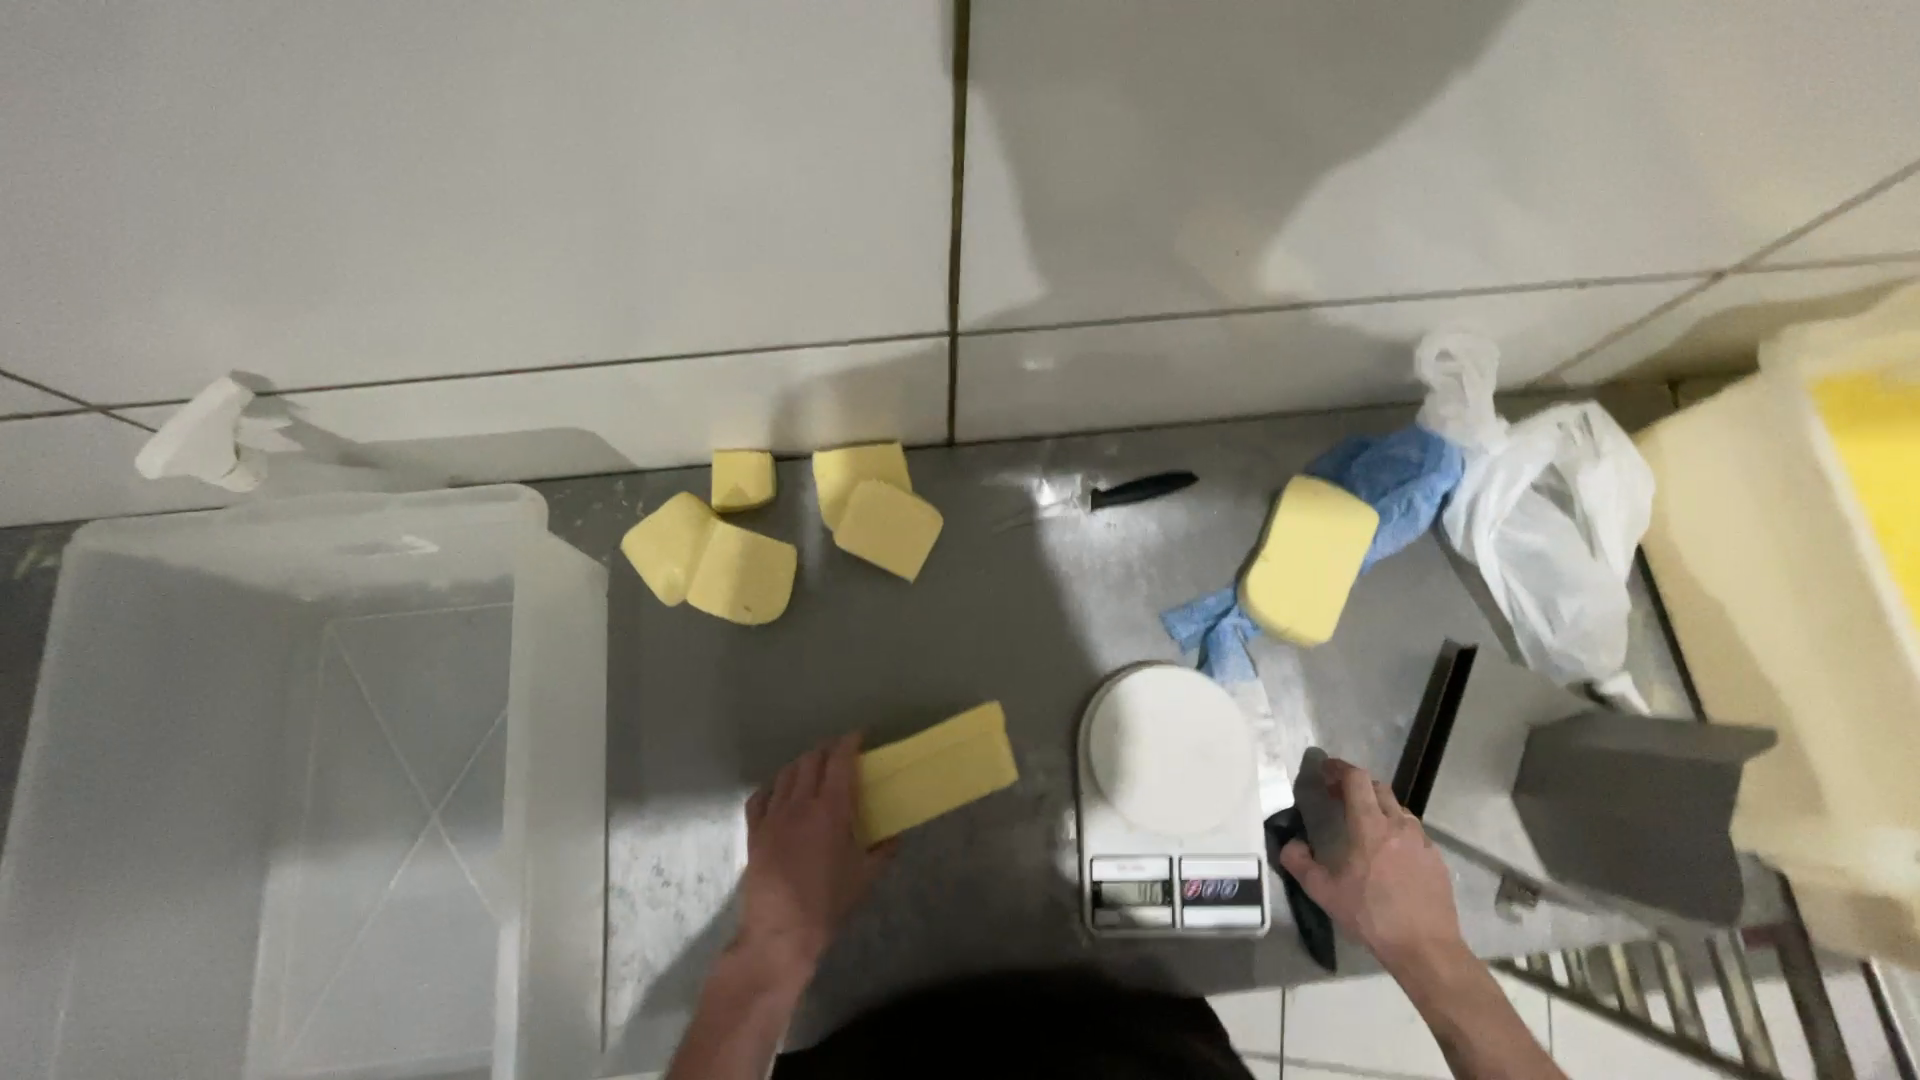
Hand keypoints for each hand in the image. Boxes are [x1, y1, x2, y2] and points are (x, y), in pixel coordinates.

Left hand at [736, 734, 894, 985]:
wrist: (780, 933)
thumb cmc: (828, 904)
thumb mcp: (865, 877)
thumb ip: (883, 851)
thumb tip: (895, 836)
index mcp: (831, 810)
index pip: (840, 761)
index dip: (850, 742)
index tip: (860, 735)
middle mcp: (800, 804)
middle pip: (811, 760)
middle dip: (827, 749)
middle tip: (840, 751)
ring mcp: (773, 817)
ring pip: (786, 773)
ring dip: (802, 763)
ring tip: (813, 767)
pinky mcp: (754, 832)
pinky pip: (760, 797)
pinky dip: (773, 786)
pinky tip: (779, 790)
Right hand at [1278, 758, 1466, 976]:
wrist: (1426, 948)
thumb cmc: (1370, 915)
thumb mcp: (1323, 892)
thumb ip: (1299, 863)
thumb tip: (1290, 845)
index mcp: (1369, 826)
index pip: (1357, 779)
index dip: (1339, 768)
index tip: (1325, 771)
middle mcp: (1398, 825)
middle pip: (1379, 788)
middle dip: (1357, 785)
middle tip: (1339, 797)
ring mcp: (1422, 842)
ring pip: (1399, 810)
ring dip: (1378, 807)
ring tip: (1364, 824)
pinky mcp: (1436, 860)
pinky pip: (1414, 833)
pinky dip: (1397, 830)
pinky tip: (1389, 854)